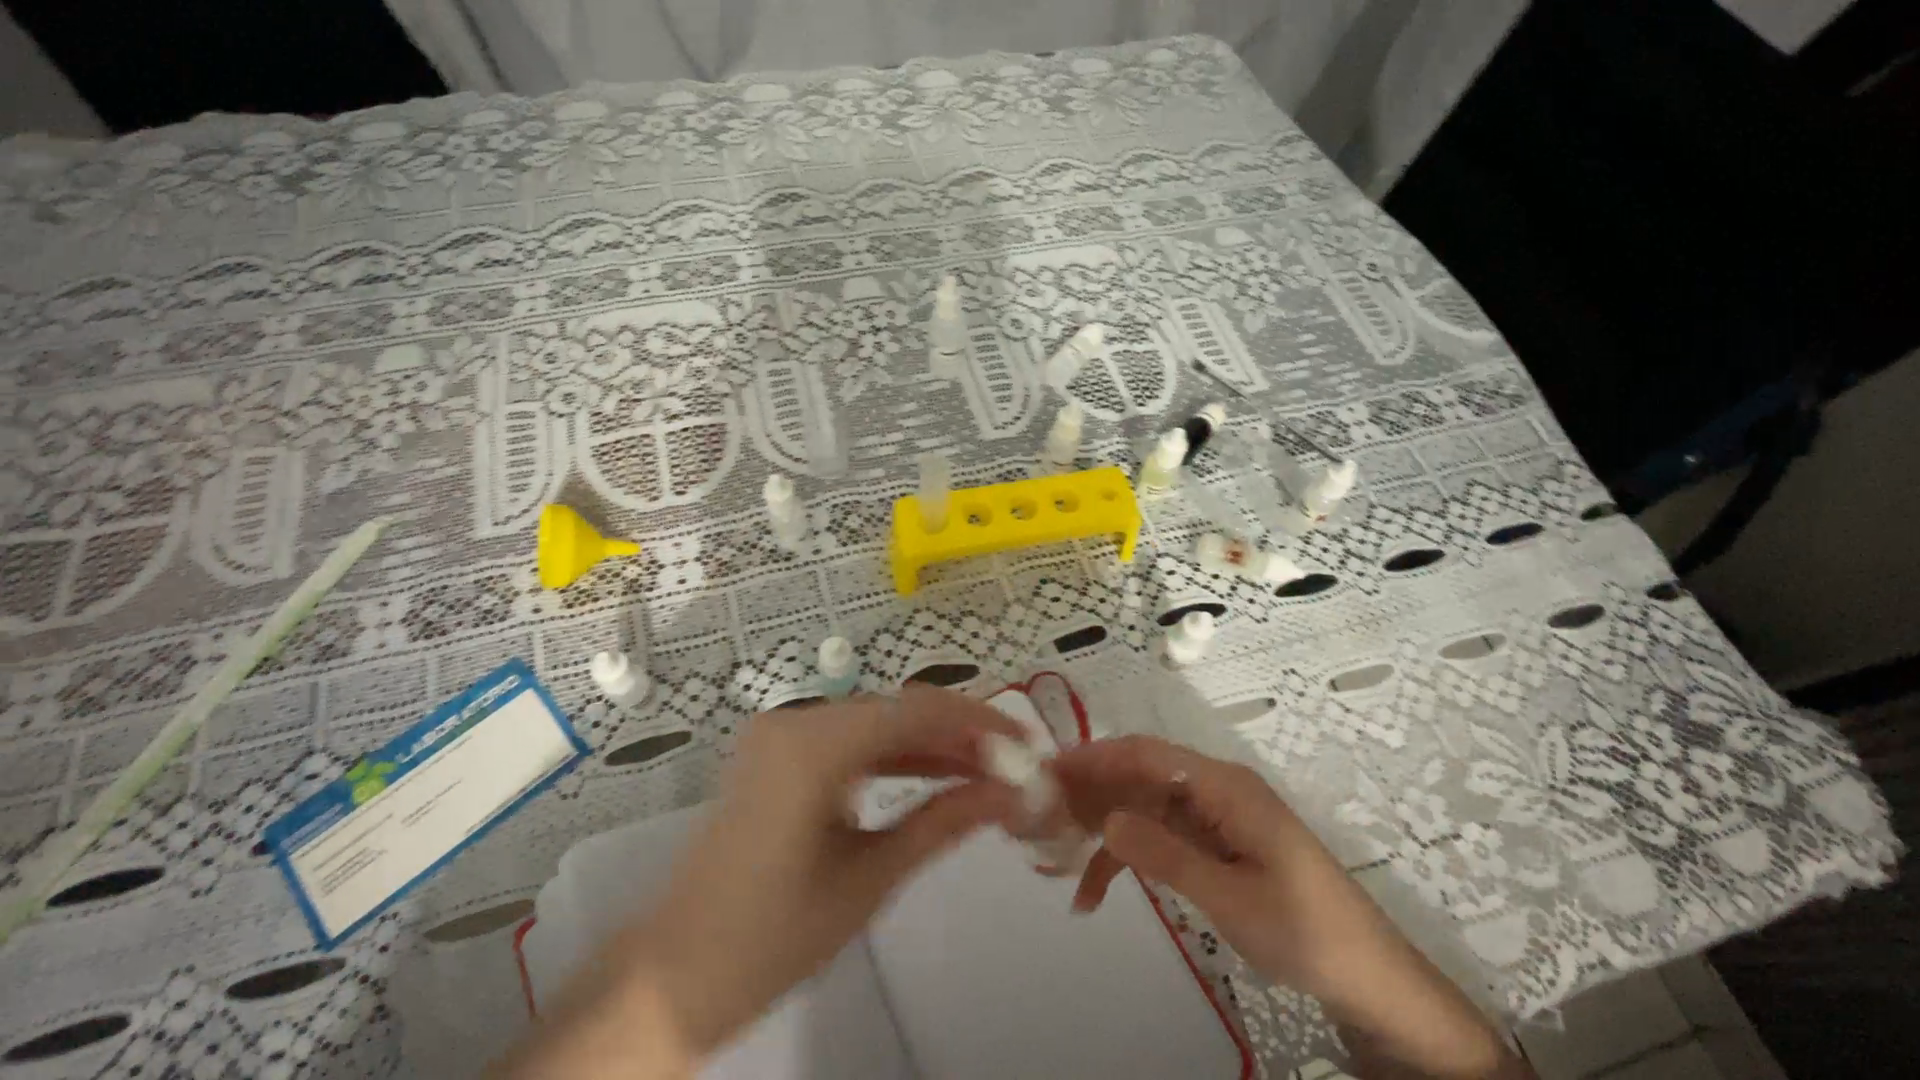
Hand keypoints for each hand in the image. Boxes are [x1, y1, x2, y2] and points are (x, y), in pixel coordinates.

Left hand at [504, 686, 1022, 1076]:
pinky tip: (938, 776)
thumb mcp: (871, 878)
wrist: (678, 972)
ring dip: (931, 746)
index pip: (916, 711)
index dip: (981, 722)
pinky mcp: (776, 758)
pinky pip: (849, 744)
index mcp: (812, 746)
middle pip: (896, 711)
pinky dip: (893, 758)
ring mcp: (779, 737)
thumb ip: (944, 822)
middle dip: (961, 735)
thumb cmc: (774, 934)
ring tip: (991, 774)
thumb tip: (1013, 794)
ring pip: (875, 725)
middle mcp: (793, 722)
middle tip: (1018, 766)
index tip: (1031, 745)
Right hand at [1050, 736, 1527, 1079]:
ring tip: (1049, 862)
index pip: (1148, 754)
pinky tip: (1089, 895)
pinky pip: (1153, 841)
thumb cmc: (1304, 929)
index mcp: (1224, 787)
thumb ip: (1167, 855)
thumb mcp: (1231, 897)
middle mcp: (1212, 792)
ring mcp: (1209, 820)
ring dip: (1096, 832)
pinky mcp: (1208, 847)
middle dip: (1085, 797)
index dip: (1094, 757)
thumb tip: (1106, 819)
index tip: (1044, 772)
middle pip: (1136, 779)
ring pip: (1137, 809)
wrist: (1363, 974)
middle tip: (1033, 824)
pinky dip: (1122, 861)